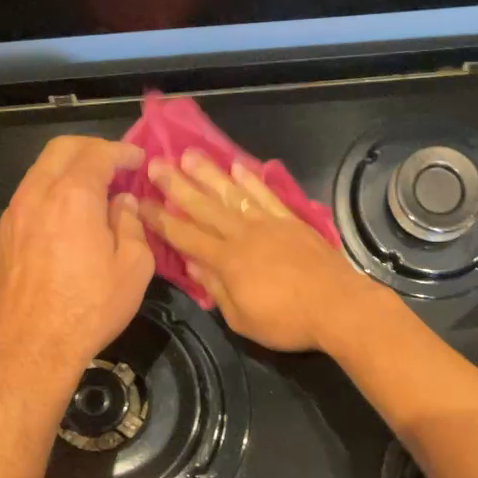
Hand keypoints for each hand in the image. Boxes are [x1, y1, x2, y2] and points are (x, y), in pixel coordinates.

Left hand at [0, 136, 151, 381]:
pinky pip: (32, 196)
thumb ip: (132, 226)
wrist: (35, 344)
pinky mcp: (6, 234)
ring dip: (69, 170)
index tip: (139, 159)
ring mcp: (16, 213)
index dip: (122, 151)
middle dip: (91, 149)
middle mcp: (38, 194)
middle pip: (61, 150)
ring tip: (95, 190)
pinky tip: (71, 216)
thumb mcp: (133, 268)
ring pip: (42, 171)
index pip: (97, 154)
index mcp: (74, 196)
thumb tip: (123, 204)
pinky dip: (54, 191)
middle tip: (116, 164)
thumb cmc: (92, 307)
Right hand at [144, 150, 388, 352]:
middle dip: (177, 186)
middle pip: (204, 206)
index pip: (185, 236)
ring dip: (209, 174)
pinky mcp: (292, 221)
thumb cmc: (287, 321)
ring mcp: (269, 224)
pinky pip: (266, 195)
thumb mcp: (243, 319)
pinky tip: (237, 168)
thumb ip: (217, 291)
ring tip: (189, 155)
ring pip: (233, 193)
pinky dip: (251, 180)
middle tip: (156, 165)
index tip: (139, 204)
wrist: (337, 306)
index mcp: (227, 261)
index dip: (160, 220)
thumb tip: (195, 267)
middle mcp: (243, 234)